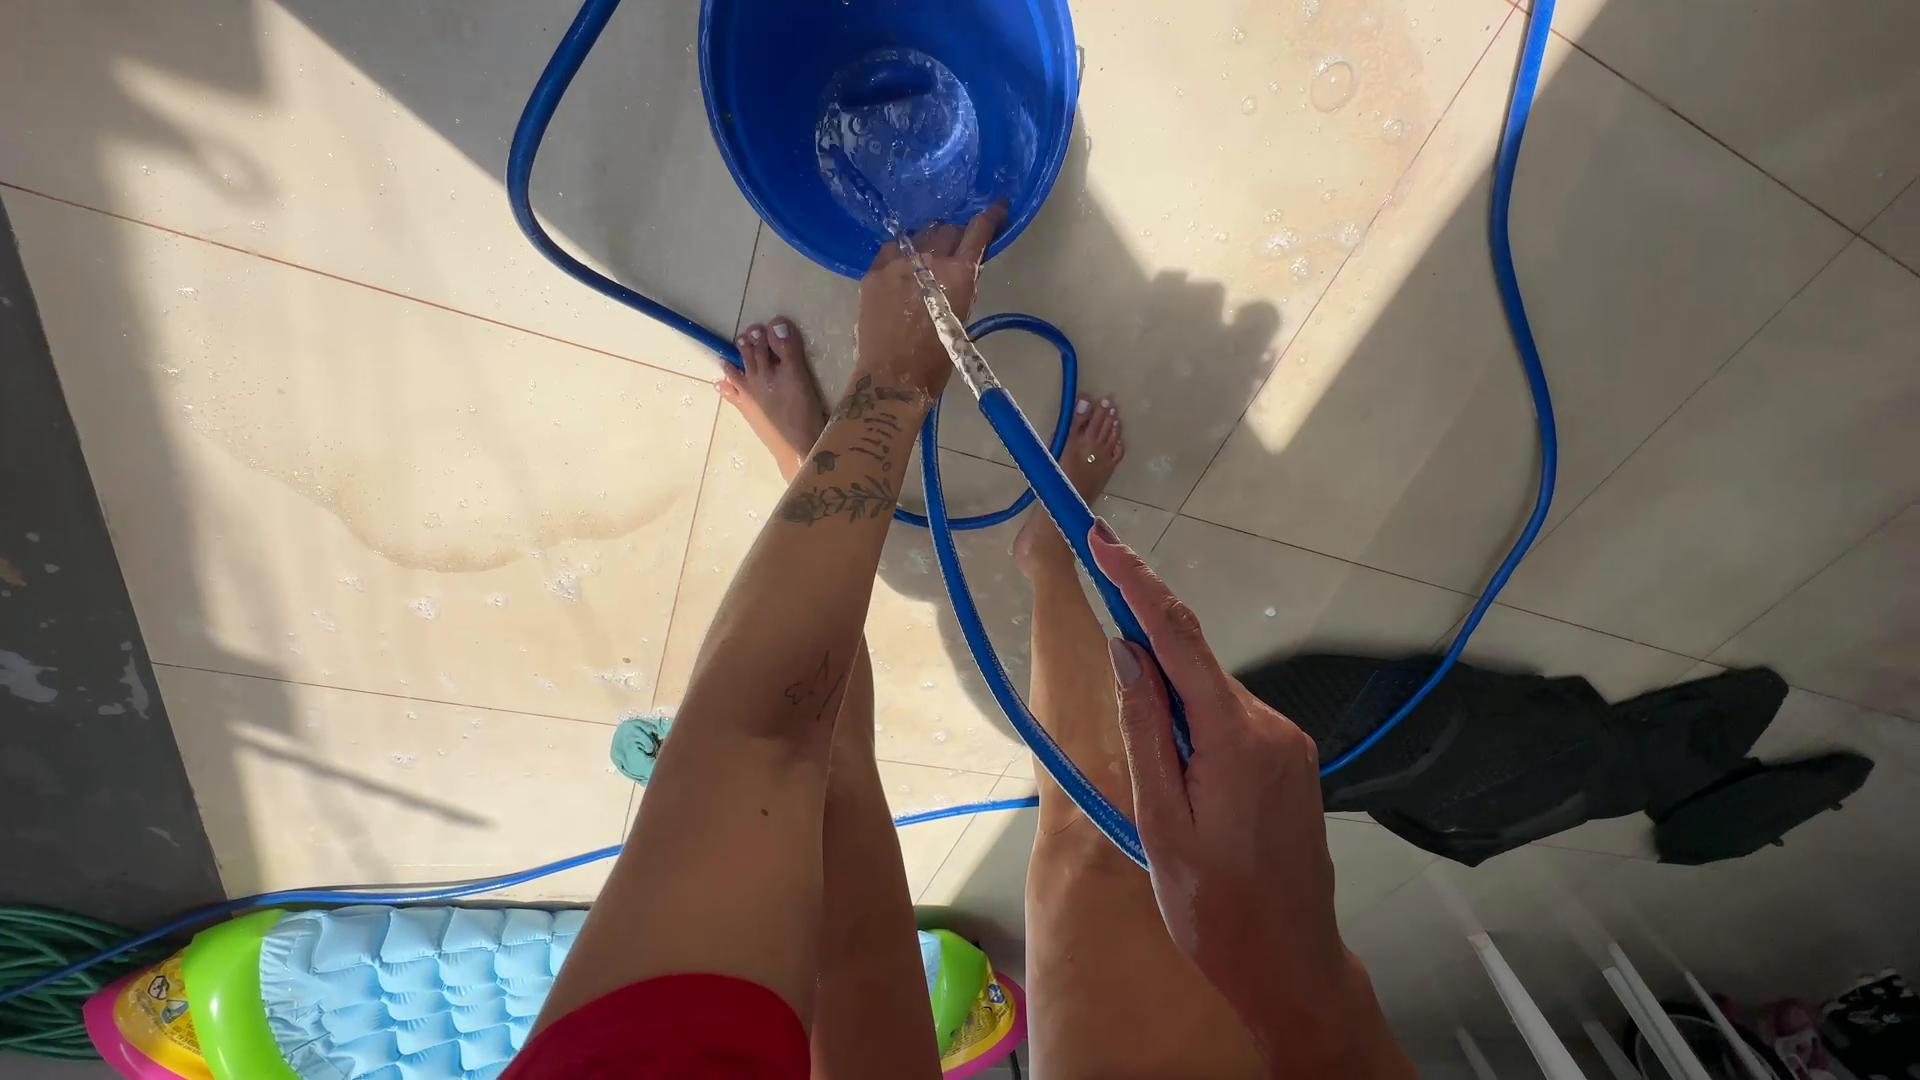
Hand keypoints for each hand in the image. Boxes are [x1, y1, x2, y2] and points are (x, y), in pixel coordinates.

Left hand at [854, 202, 1005, 396]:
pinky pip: (891, 249)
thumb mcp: (961, 321)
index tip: (998, 207)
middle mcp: (930, 259)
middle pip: (947, 230)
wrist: (892, 376)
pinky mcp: (874, 271)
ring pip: (918, 235)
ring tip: (926, 256)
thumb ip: (962, 290)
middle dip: (955, 236)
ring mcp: (898, 262)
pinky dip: (901, 252)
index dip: (991, 217)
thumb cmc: (935, 361)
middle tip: (955, 249)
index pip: (978, 232)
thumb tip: (960, 274)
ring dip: (928, 242)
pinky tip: (901, 265)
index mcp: (959, 275)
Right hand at [1087, 522, 1413, 1078]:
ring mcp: (1285, 740)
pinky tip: (1185, 785)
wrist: (1288, 964)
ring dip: (1170, 714)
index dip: (1137, 582)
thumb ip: (1144, 727)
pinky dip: (1193, 728)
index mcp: (1236, 737)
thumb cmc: (1212, 903)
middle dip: (1147, 671)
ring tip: (1162, 792)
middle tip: (1122, 724)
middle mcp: (1269, 725)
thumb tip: (1126, 650)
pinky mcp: (1287, 756)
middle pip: (1192, 666)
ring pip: (1207, 695)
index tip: (1104, 539)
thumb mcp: (1159, 818)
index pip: (1178, 637)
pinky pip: (1226, 718)